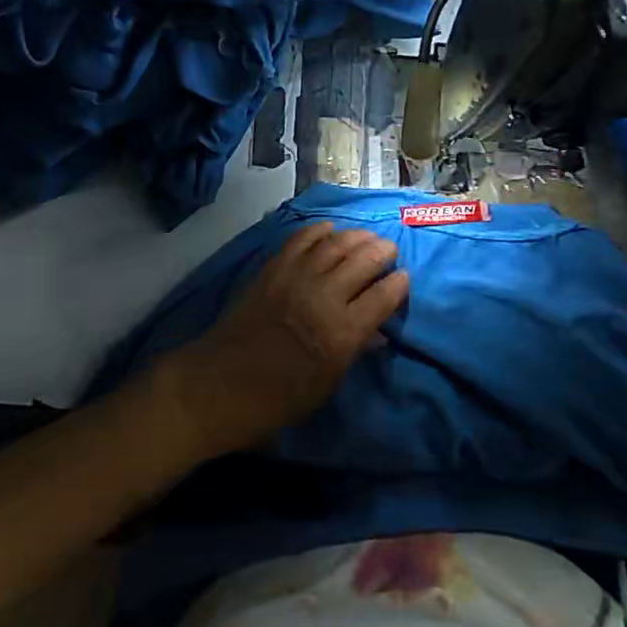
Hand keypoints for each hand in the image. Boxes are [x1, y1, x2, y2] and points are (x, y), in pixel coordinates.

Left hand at [161, 221, 409, 456]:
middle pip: (364, 260)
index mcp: (343, 333)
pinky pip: (302, 239)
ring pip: (336, 243)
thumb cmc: (279, 397)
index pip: (384, 296)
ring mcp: (297, 276)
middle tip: (389, 250)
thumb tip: (379, 333)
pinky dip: (320, 230)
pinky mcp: (274, 267)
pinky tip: (331, 230)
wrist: (223, 383)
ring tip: (367, 237)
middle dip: (383, 251)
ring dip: (357, 236)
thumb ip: (355, 351)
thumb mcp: (327, 384)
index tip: (404, 278)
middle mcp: (325, 297)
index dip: (399, 284)